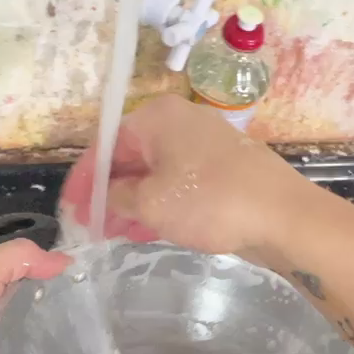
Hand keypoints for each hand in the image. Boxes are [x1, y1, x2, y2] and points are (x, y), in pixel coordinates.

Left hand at [0, 237, 69, 353]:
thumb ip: (24, 256)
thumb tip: (66, 260)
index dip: (26, 252)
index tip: (58, 259)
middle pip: (13, 282)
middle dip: (37, 284)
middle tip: (72, 286)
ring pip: (19, 311)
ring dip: (38, 313)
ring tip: (74, 310)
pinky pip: (19, 339)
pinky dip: (34, 338)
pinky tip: (59, 333)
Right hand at [59, 93, 314, 256]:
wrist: (283, 217)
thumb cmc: (209, 201)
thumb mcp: (150, 203)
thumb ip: (117, 198)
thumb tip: (103, 197)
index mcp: (156, 117)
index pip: (105, 144)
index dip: (84, 180)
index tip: (70, 208)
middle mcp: (179, 123)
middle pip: (130, 157)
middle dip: (107, 194)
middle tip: (88, 226)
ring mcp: (203, 146)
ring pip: (154, 174)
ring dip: (130, 204)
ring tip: (110, 235)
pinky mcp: (222, 171)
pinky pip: (177, 185)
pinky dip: (158, 206)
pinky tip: (143, 232)